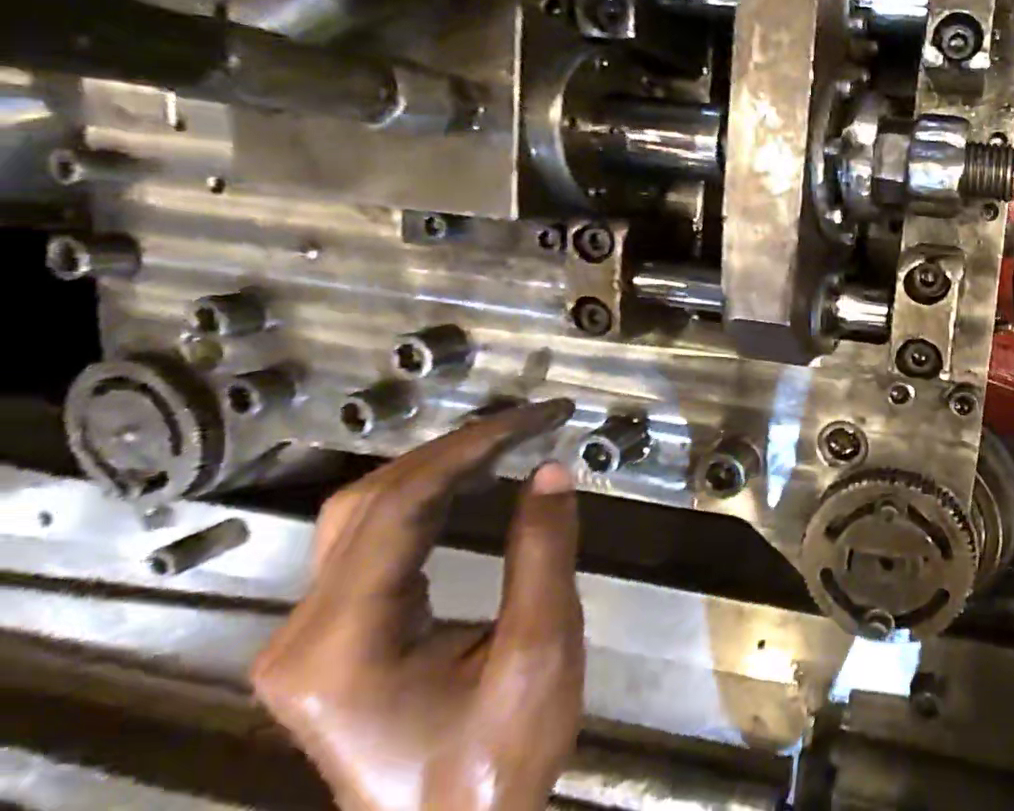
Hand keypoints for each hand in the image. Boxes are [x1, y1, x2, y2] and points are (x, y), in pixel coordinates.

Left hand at [251, 400, 582, 810]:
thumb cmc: (499, 754)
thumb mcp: (539, 652)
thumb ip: (542, 554)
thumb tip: (552, 470)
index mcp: (343, 641)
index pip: (399, 507)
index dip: (471, 448)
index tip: (538, 418)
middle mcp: (302, 634)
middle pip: (367, 505)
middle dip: (454, 450)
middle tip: (530, 422)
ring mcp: (307, 639)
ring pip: (361, 519)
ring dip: (437, 469)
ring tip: (508, 441)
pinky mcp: (329, 641)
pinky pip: (370, 546)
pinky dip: (425, 502)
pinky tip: (470, 485)